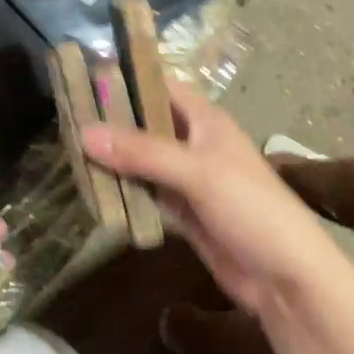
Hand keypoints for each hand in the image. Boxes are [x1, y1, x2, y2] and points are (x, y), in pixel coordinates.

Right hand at [80, 81, 329, 313]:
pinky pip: (144, 191)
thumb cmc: (250, 207)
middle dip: (111, 119)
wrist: (287, 279)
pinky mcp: (182, 210)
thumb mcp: (196, 172)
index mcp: (204, 119)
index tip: (85, 75)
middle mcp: (193, 142)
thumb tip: (84, 133)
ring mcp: (186, 178)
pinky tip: (92, 186)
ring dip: (112, 156)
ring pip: (141, 158)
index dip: (126, 77)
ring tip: (68, 147)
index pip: (159, 85)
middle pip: (145, 122)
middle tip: (66, 115)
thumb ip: (141, 152)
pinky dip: (122, 189)